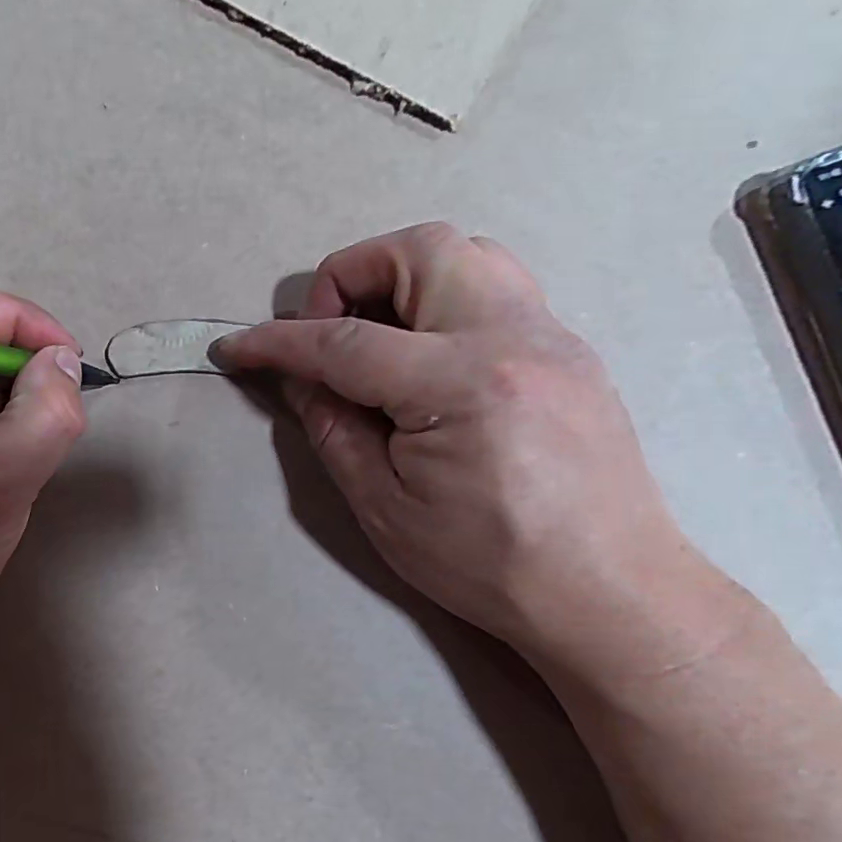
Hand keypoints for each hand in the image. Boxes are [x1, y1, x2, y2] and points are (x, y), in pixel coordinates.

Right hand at [214, 224, 750, 677]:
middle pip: (419, 250)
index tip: (235, 347)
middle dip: (348, 277)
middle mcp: (514, 337)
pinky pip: (492, 289)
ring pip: (465, 254)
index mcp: (461, 384)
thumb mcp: (382, 506)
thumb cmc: (484, 562)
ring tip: (370, 340)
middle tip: (323, 335)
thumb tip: (299, 379)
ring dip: (398, 279)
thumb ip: (333, 429)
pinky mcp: (565, 350)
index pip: (345, 342)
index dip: (278, 342)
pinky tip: (420, 361)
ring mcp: (552, 335)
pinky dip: (436, 303)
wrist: (606, 591)